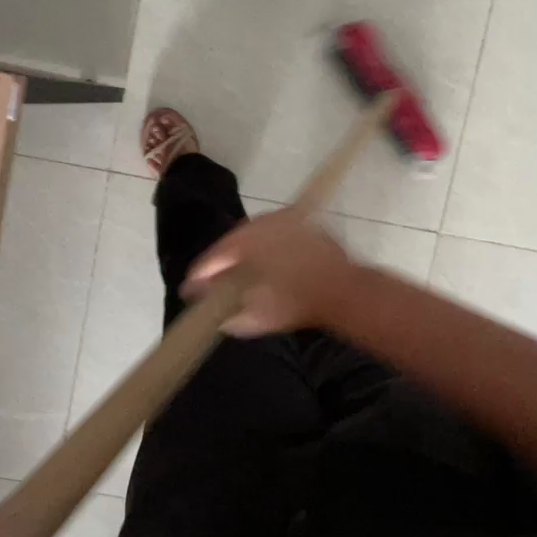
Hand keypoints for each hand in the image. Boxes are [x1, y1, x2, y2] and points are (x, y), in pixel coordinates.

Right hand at [184, 208, 360, 335]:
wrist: (346, 291)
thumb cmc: (299, 304)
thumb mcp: (259, 317)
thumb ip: (230, 315)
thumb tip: (215, 314)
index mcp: (248, 240)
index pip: (215, 255)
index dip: (201, 273)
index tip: (191, 286)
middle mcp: (264, 223)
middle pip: (234, 240)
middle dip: (222, 259)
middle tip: (213, 278)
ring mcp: (287, 220)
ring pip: (256, 233)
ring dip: (244, 250)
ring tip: (238, 270)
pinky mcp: (306, 223)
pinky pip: (277, 232)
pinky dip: (268, 246)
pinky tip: (268, 263)